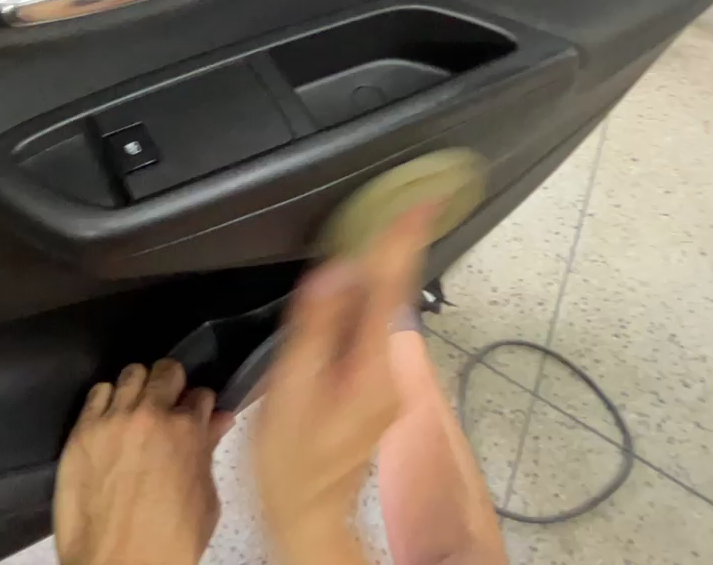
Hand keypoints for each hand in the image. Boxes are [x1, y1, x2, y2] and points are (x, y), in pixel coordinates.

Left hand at [54, 358, 232, 564]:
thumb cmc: (168, 545)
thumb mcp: (205, 502)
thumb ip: (208, 452)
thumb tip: (220, 419)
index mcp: (186, 431)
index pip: (200, 393)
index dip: (200, 405)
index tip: (196, 413)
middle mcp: (150, 414)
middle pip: (166, 370)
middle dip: (172, 384)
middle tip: (168, 403)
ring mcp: (114, 419)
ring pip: (131, 373)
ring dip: (139, 387)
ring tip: (137, 408)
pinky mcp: (83, 430)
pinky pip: (98, 391)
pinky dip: (108, 399)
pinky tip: (111, 418)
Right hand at [253, 203, 436, 563]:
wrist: (306, 509)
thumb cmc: (291, 453)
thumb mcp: (291, 383)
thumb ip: (316, 322)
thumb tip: (337, 271)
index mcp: (368, 362)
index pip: (391, 285)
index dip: (403, 241)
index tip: (420, 204)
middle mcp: (389, 367)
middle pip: (395, 291)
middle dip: (398, 245)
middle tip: (403, 204)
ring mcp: (388, 378)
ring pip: (390, 306)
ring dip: (388, 267)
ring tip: (382, 229)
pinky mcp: (379, 383)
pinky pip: (380, 321)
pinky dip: (376, 292)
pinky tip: (362, 279)